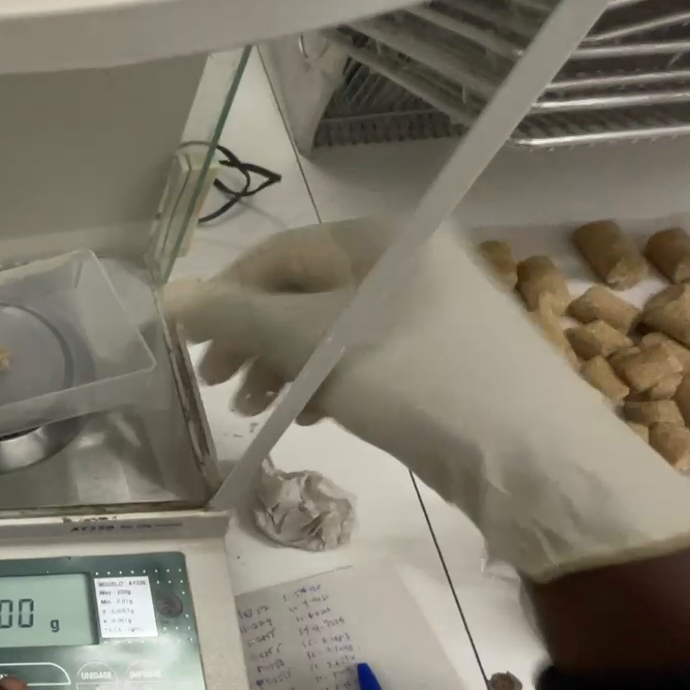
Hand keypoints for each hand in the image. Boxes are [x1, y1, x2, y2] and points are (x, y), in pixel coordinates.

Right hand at [163, 221, 689, 581]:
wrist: (522, 450)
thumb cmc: (406, 376)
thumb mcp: (304, 340)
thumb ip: (230, 315)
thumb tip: (167, 295)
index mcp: (377, 239)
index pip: (274, 256)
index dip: (223, 299)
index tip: (189, 346)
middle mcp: (402, 260)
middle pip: (295, 294)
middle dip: (247, 341)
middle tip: (211, 385)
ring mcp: (422, 305)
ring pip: (321, 329)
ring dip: (276, 368)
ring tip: (251, 410)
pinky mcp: (434, 349)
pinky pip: (354, 354)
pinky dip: (318, 381)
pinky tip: (306, 415)